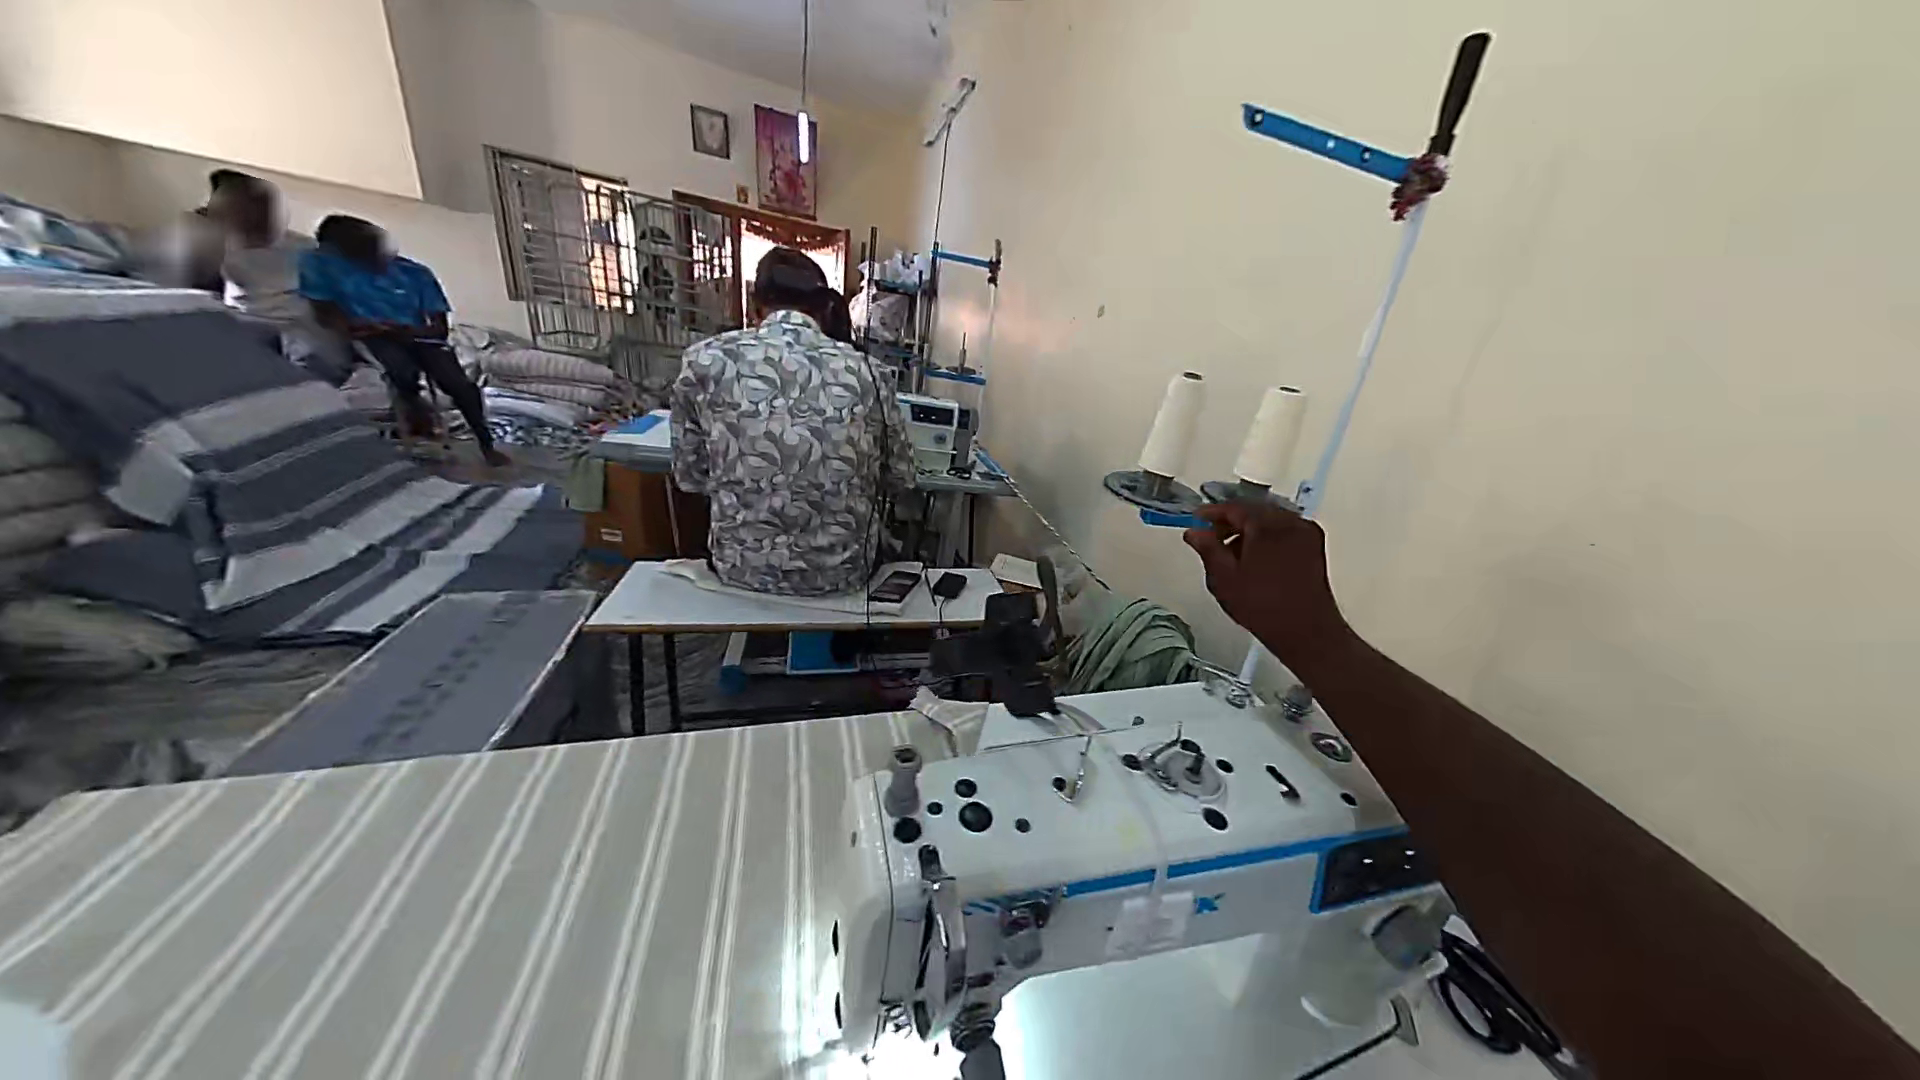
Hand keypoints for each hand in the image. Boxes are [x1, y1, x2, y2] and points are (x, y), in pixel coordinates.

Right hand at [1183, 500, 1353, 668]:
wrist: (1305, 630)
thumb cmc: (1260, 604)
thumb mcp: (1223, 577)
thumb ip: (1207, 549)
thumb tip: (1194, 532)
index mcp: (1267, 525)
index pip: (1235, 508)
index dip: (1213, 512)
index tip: (1197, 518)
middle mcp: (1290, 521)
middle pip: (1255, 510)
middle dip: (1231, 520)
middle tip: (1211, 535)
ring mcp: (1306, 533)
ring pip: (1270, 519)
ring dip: (1249, 528)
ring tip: (1231, 550)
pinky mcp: (1314, 546)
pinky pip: (1284, 529)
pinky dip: (1266, 535)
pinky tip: (1254, 555)